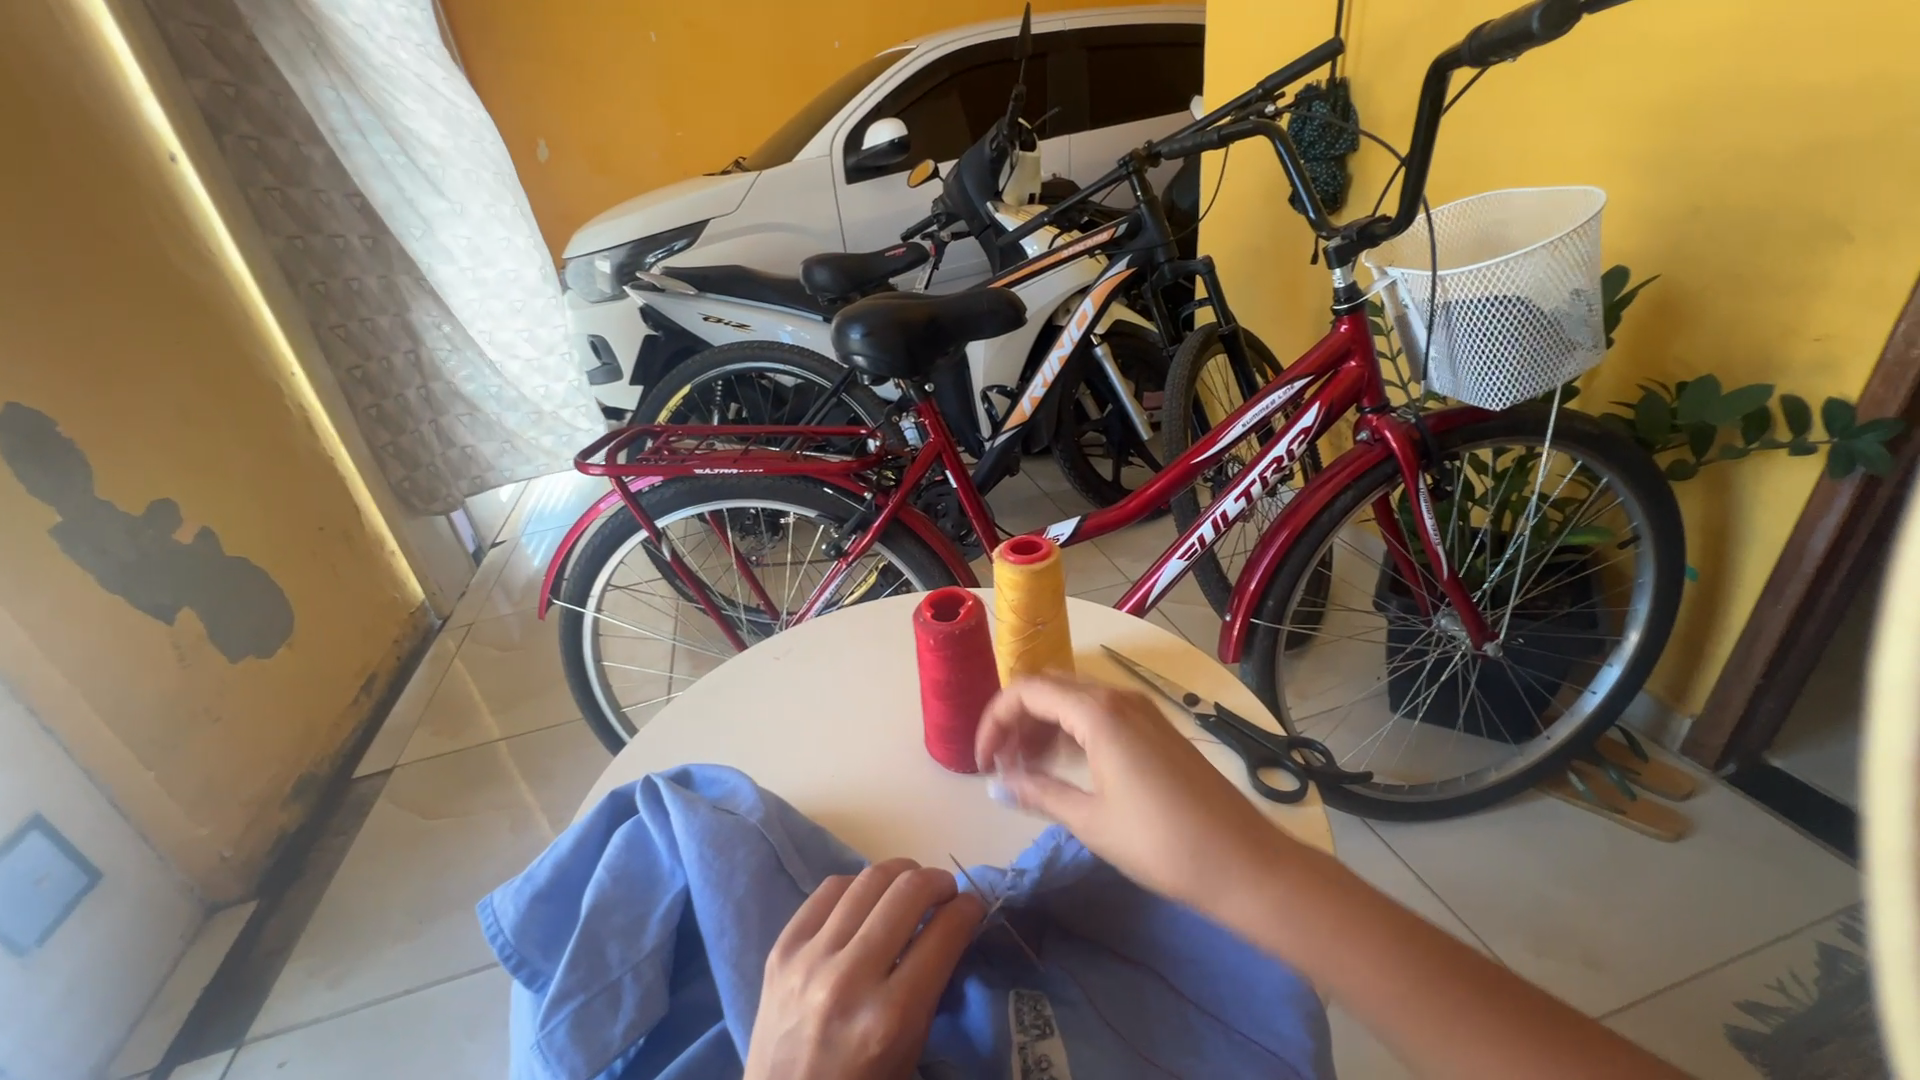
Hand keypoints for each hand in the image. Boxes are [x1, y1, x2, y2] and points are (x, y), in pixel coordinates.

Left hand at [742, 858, 984, 1079]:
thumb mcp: (910, 1048)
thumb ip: (931, 985)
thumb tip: (949, 923)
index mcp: (891, 1017)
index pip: (944, 933)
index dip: (967, 909)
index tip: (972, 906)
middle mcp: (850, 979)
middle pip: (907, 892)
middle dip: (938, 881)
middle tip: (944, 892)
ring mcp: (810, 959)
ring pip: (868, 879)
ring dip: (901, 874)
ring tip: (910, 887)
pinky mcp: (782, 948)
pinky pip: (829, 889)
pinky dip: (858, 885)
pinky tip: (867, 899)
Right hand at [974, 675, 1300, 912]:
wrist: (1243, 862)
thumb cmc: (1160, 842)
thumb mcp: (1090, 820)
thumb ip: (1039, 793)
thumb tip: (998, 785)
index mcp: (1097, 712)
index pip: (1027, 691)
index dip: (994, 720)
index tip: (981, 762)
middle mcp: (1118, 698)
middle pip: (1049, 688)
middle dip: (1016, 720)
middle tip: (999, 765)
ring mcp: (1141, 711)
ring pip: (1074, 700)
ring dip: (1042, 726)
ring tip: (1023, 770)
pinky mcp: (1155, 730)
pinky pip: (1099, 715)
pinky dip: (1070, 732)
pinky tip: (1061, 767)